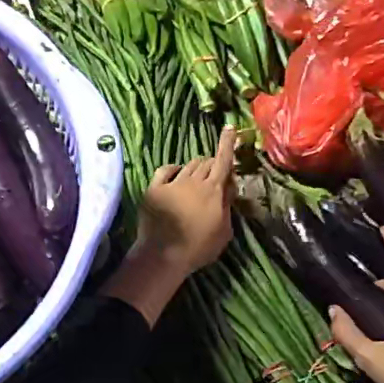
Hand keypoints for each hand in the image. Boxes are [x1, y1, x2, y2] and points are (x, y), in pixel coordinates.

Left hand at [135, 126, 237, 274]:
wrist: (163, 255)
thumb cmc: (199, 247)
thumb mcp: (224, 231)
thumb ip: (228, 205)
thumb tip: (229, 186)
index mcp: (213, 190)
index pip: (223, 161)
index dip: (227, 144)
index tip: (229, 127)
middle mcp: (193, 181)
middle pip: (206, 162)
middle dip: (212, 163)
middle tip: (215, 174)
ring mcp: (172, 183)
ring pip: (188, 165)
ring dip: (196, 167)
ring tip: (198, 178)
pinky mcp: (154, 189)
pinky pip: (165, 170)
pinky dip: (173, 168)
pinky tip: (175, 172)